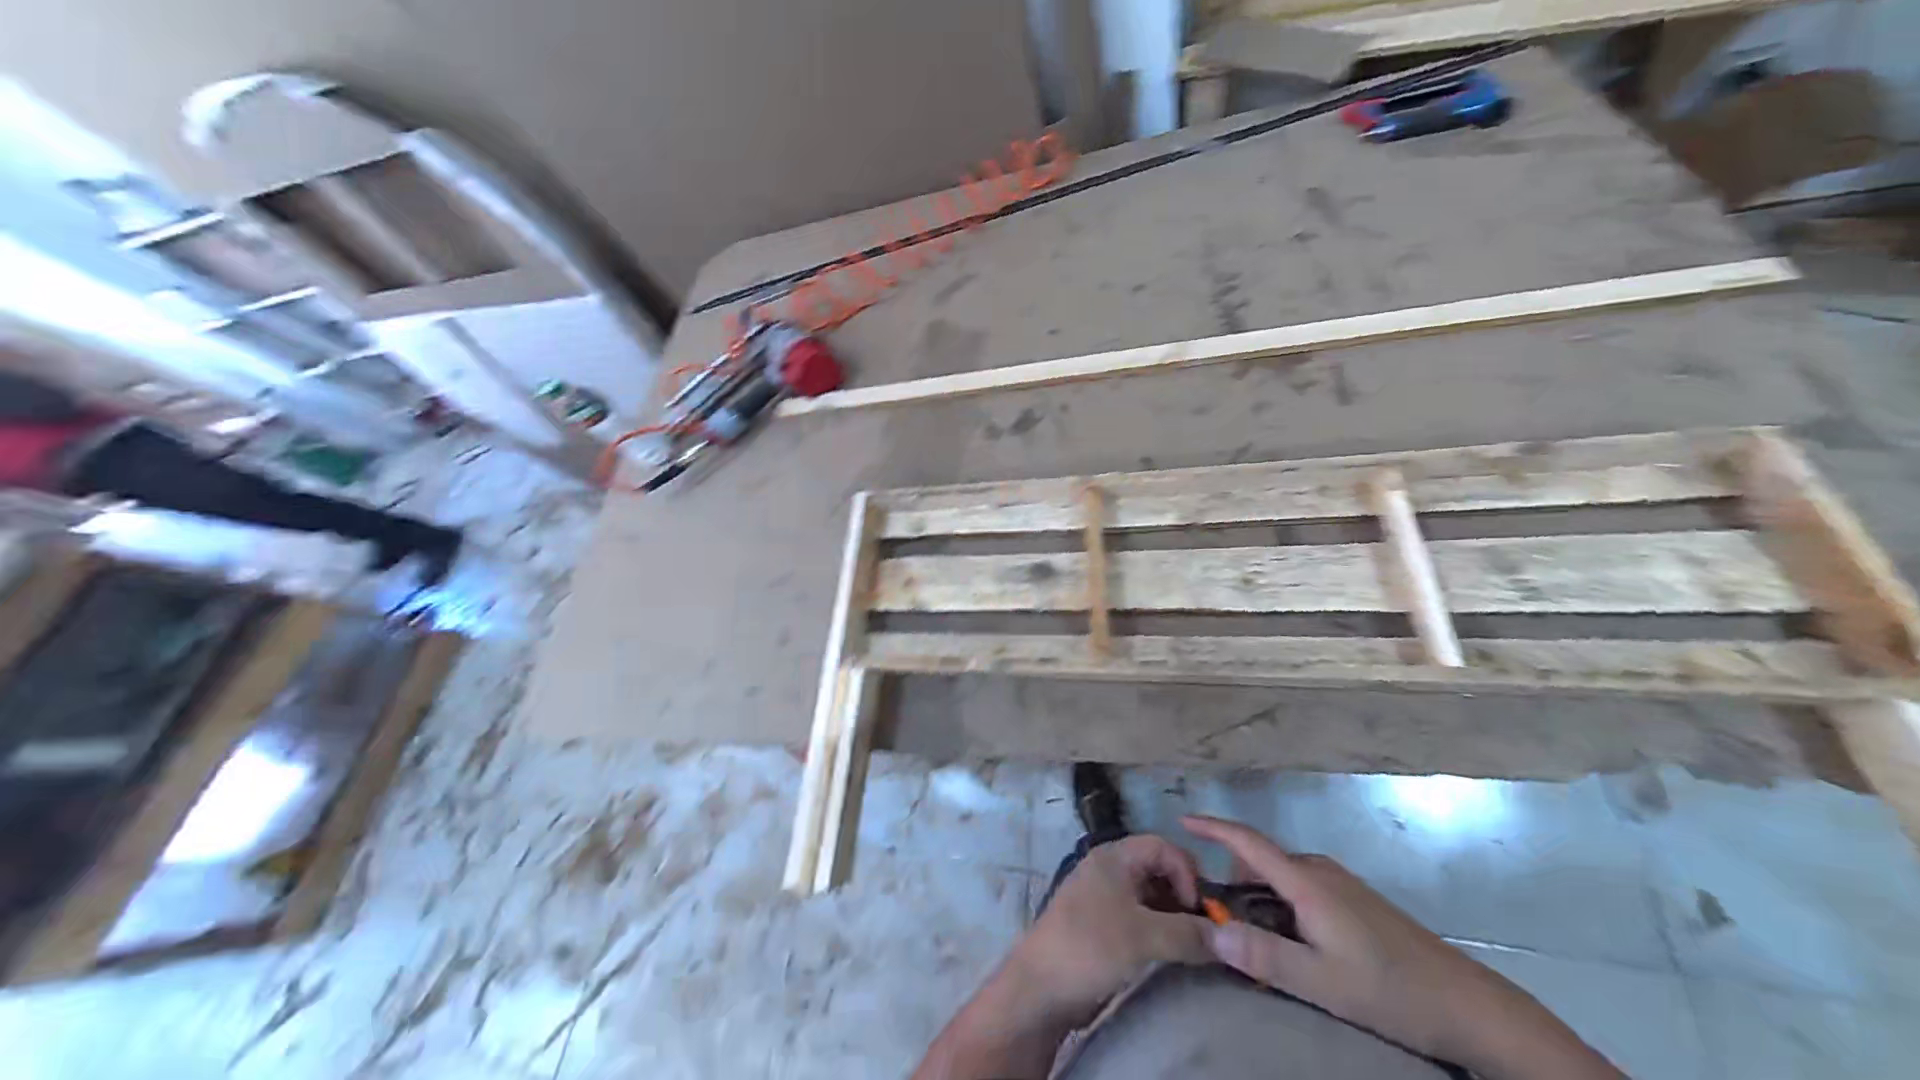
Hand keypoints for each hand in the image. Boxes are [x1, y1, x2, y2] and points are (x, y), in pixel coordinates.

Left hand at [1008, 835, 1215, 1025]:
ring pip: (1149, 898)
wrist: (1040, 988)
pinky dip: (1158, 932)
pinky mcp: (1101, 927)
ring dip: (1173, 918)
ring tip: (1192, 948)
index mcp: (1113, 858)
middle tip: (1202, 931)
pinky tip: (1171, 956)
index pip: (1162, 846)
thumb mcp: (1144, 937)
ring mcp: (1102, 899)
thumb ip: (1189, 934)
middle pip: (1157, 870)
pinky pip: (1138, 919)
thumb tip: (1230, 939)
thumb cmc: (1090, 947)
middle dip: (1183, 897)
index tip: (1197, 908)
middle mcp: (1107, 871)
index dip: (1186, 871)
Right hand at [1182, 816, 1622, 1079]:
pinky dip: (1281, 905)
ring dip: (1258, 899)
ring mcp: (1342, 885)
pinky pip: (1301, 890)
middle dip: (1232, 883)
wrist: (1472, 1007)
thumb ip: (1264, 955)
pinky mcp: (1355, 902)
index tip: (1182, 821)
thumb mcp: (1322, 982)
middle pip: (1261, 863)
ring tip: (1254, 942)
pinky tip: (1291, 944)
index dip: (1213, 828)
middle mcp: (1321, 873)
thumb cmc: (1392, 991)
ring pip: (1281, 879)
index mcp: (1308, 883)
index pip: (1249, 842)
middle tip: (1217, 923)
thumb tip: (1210, 933)